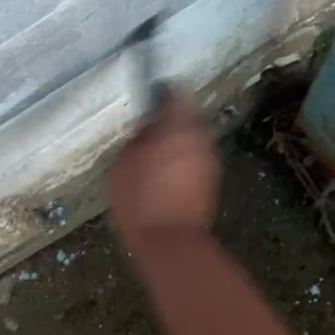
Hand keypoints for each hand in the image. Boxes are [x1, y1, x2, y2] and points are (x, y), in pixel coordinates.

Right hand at [107, 89, 218, 248]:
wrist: (170, 243)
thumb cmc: (140, 198)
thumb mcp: (123, 162)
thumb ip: (137, 138)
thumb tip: (147, 128)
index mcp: (177, 126)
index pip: (175, 93)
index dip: (161, 91)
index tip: (149, 95)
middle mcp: (199, 138)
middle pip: (188, 116)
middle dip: (171, 118)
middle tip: (148, 127)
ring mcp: (209, 162)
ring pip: (193, 139)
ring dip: (178, 139)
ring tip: (154, 152)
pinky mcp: (211, 183)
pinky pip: (195, 159)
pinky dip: (182, 159)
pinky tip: (163, 172)